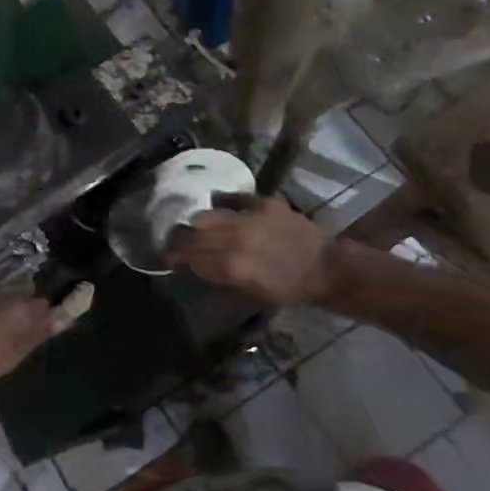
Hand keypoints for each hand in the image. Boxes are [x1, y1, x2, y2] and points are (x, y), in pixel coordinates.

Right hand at [168, 195, 335, 306]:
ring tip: (195, 226)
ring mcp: (249, 218)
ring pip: (209, 215)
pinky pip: (234, 198)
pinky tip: (216, 202)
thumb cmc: (286, 288)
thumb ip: (219, 277)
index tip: (167, 257)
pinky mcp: (264, 203)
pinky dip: (222, 201)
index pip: (191, 256)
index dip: (175, 256)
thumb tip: (195, 265)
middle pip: (195, 234)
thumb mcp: (249, 292)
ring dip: (198, 222)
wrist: (322, 268)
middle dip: (180, 239)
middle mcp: (235, 239)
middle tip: (175, 241)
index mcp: (231, 265)